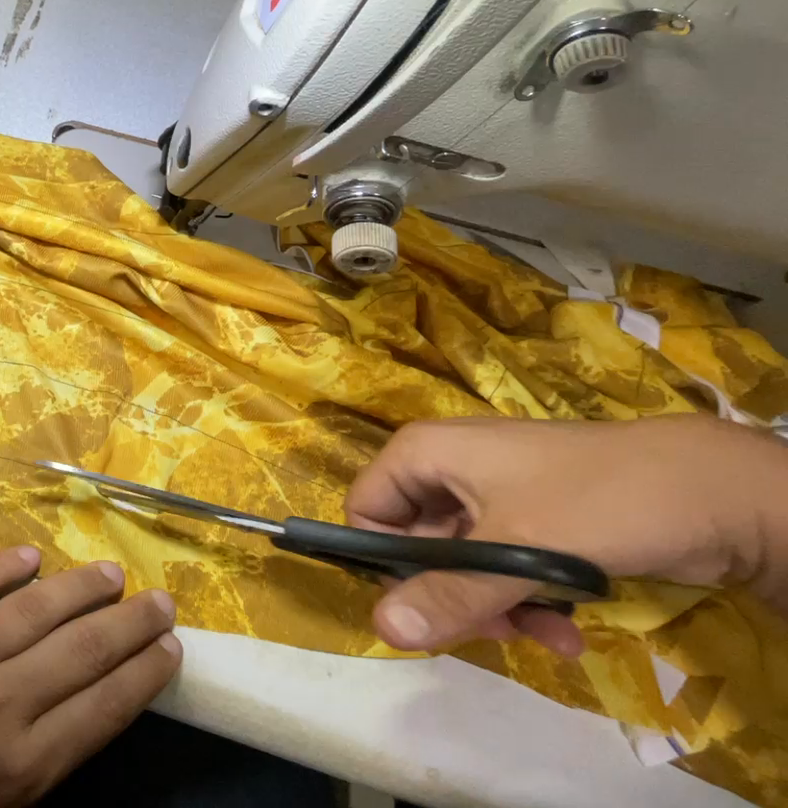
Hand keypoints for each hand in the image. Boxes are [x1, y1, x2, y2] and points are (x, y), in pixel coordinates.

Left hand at [0, 547, 180, 807]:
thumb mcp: (16, 794)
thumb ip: (60, 743)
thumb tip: (106, 686)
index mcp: (28, 761)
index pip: (105, 706)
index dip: (145, 671)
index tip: (172, 646)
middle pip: (79, 652)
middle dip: (128, 625)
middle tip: (160, 601)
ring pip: (28, 612)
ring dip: (76, 588)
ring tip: (111, 573)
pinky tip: (31, 555)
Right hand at [346, 414, 787, 656]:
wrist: (723, 489)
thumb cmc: (599, 499)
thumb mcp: (519, 551)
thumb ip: (449, 595)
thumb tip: (383, 631)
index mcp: (421, 454)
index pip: (365, 512)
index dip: (387, 564)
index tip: (430, 608)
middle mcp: (445, 467)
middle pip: (415, 542)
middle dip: (454, 595)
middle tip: (497, 634)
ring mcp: (490, 490)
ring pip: (463, 559)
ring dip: (496, 605)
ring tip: (547, 634)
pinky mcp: (531, 514)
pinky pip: (502, 561)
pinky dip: (525, 595)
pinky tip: (566, 625)